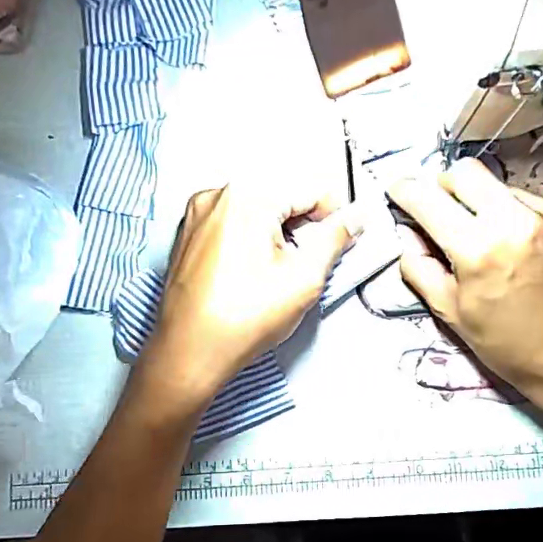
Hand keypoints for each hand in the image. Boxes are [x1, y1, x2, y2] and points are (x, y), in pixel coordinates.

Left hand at [139, 183, 360, 410]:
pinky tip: (258, 277)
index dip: (335, 212)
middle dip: (304, 226)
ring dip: (279, 235)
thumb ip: (336, 239)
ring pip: (256, 213)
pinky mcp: (190, 237)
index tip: (345, 230)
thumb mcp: (305, 277)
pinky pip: (233, 227)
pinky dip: (253, 243)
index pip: (308, 189)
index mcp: (246, 197)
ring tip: (284, 274)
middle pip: (280, 198)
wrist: (190, 352)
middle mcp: (216, 198)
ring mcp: (198, 217)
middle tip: (316, 259)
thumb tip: (353, 220)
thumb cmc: (237, 321)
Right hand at [388, 159, 542, 411]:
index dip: (406, 192)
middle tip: (445, 212)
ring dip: (488, 205)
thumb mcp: (451, 312)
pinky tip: (527, 249)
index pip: (428, 197)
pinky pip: (535, 203)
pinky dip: (522, 218)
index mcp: (478, 248)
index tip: (401, 192)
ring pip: (503, 187)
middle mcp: (516, 221)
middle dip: (446, 186)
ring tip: (496, 242)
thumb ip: (420, 267)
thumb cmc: (506, 343)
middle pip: (465, 172)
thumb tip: (408, 233)